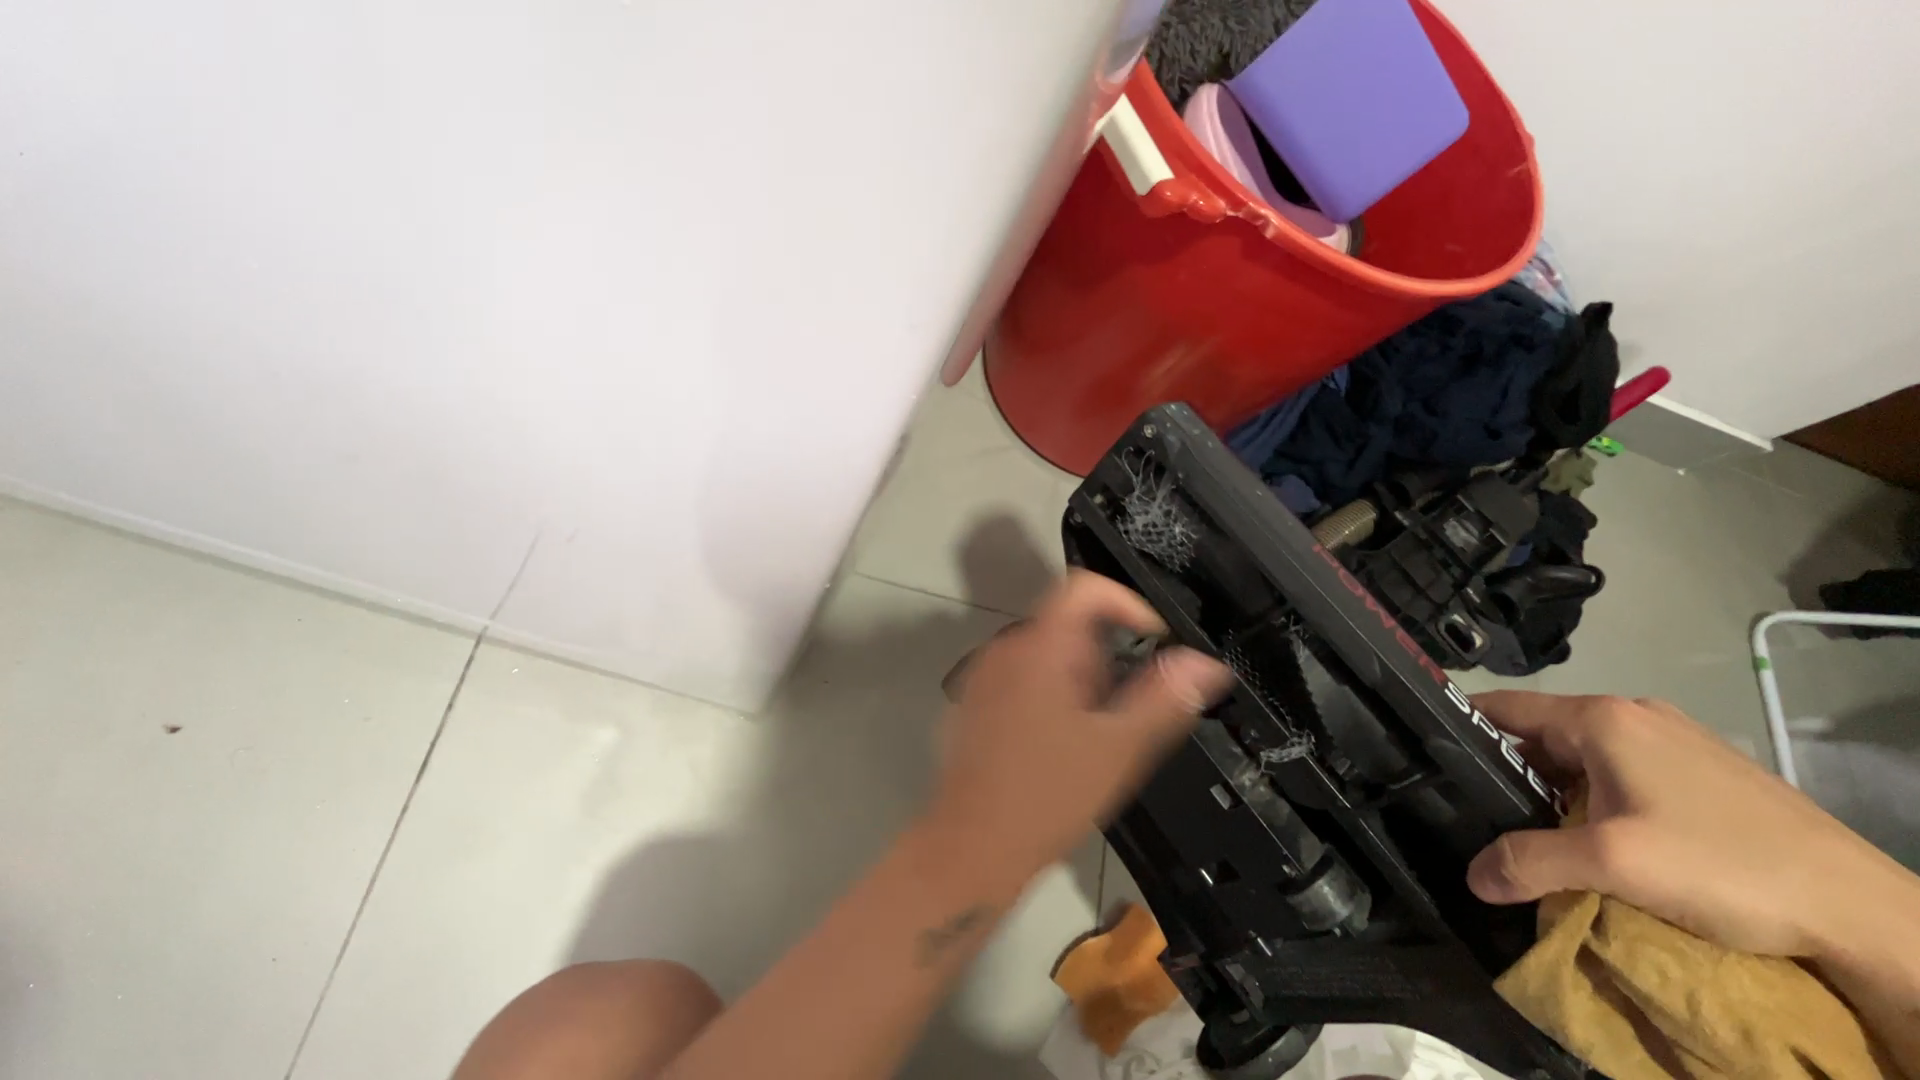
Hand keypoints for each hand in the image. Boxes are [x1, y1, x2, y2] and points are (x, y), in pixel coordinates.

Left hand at [927, 571, 1232, 887]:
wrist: (971, 849)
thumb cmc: (1046, 798)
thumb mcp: (1119, 748)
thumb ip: (1166, 698)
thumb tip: (1206, 663)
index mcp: (1039, 647)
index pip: (1085, 588)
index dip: (1129, 604)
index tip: (1155, 644)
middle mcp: (1005, 649)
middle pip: (1069, 625)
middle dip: (1107, 660)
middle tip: (1123, 713)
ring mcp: (984, 676)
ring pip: (1049, 655)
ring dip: (1082, 684)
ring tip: (1093, 738)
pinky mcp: (975, 704)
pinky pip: (1025, 679)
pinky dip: (1053, 697)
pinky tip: (1059, 750)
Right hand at [1466, 691, 1919, 958]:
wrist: (1864, 911)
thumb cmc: (1727, 865)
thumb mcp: (1612, 863)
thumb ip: (1529, 862)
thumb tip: (1473, 876)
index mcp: (1604, 718)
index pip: (1504, 707)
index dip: (1461, 729)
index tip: (1429, 762)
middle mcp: (1634, 715)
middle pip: (1541, 733)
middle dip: (1506, 773)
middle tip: (1477, 816)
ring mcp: (1674, 741)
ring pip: (1582, 757)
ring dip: (1551, 791)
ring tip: (1530, 835)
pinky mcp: (1704, 773)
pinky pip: (1620, 774)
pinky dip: (1592, 799)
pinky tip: (1596, 840)